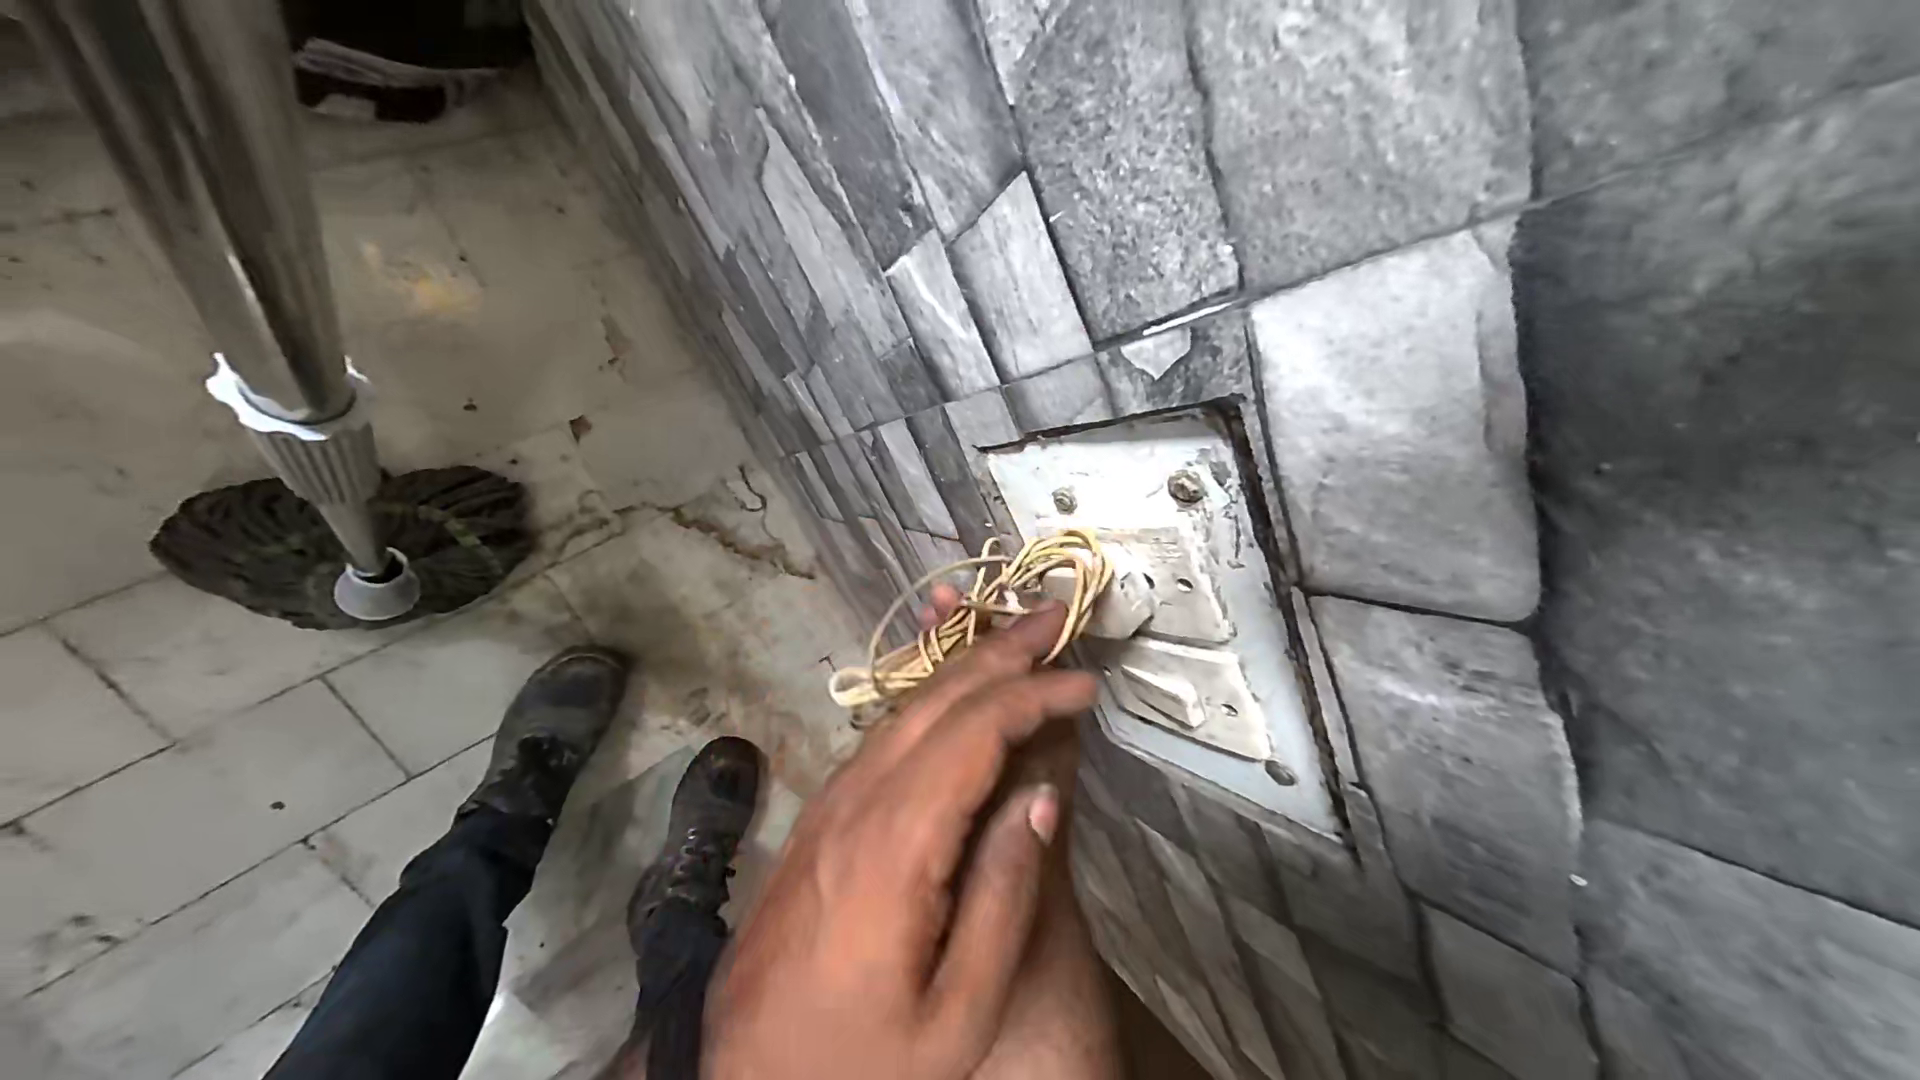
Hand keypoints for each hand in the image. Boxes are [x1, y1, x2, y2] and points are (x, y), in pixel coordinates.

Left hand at [704, 598, 1098, 1079]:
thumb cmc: (861, 1058)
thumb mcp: (959, 1011)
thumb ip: (1006, 893)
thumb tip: (1041, 793)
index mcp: (896, 839)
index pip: (976, 731)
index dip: (1034, 695)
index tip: (1085, 682)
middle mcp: (859, 797)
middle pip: (938, 697)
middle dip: (1001, 650)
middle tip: (1052, 616)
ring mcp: (833, 799)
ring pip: (908, 706)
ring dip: (967, 667)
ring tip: (1016, 644)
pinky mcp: (823, 812)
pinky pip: (887, 733)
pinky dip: (935, 700)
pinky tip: (959, 699)